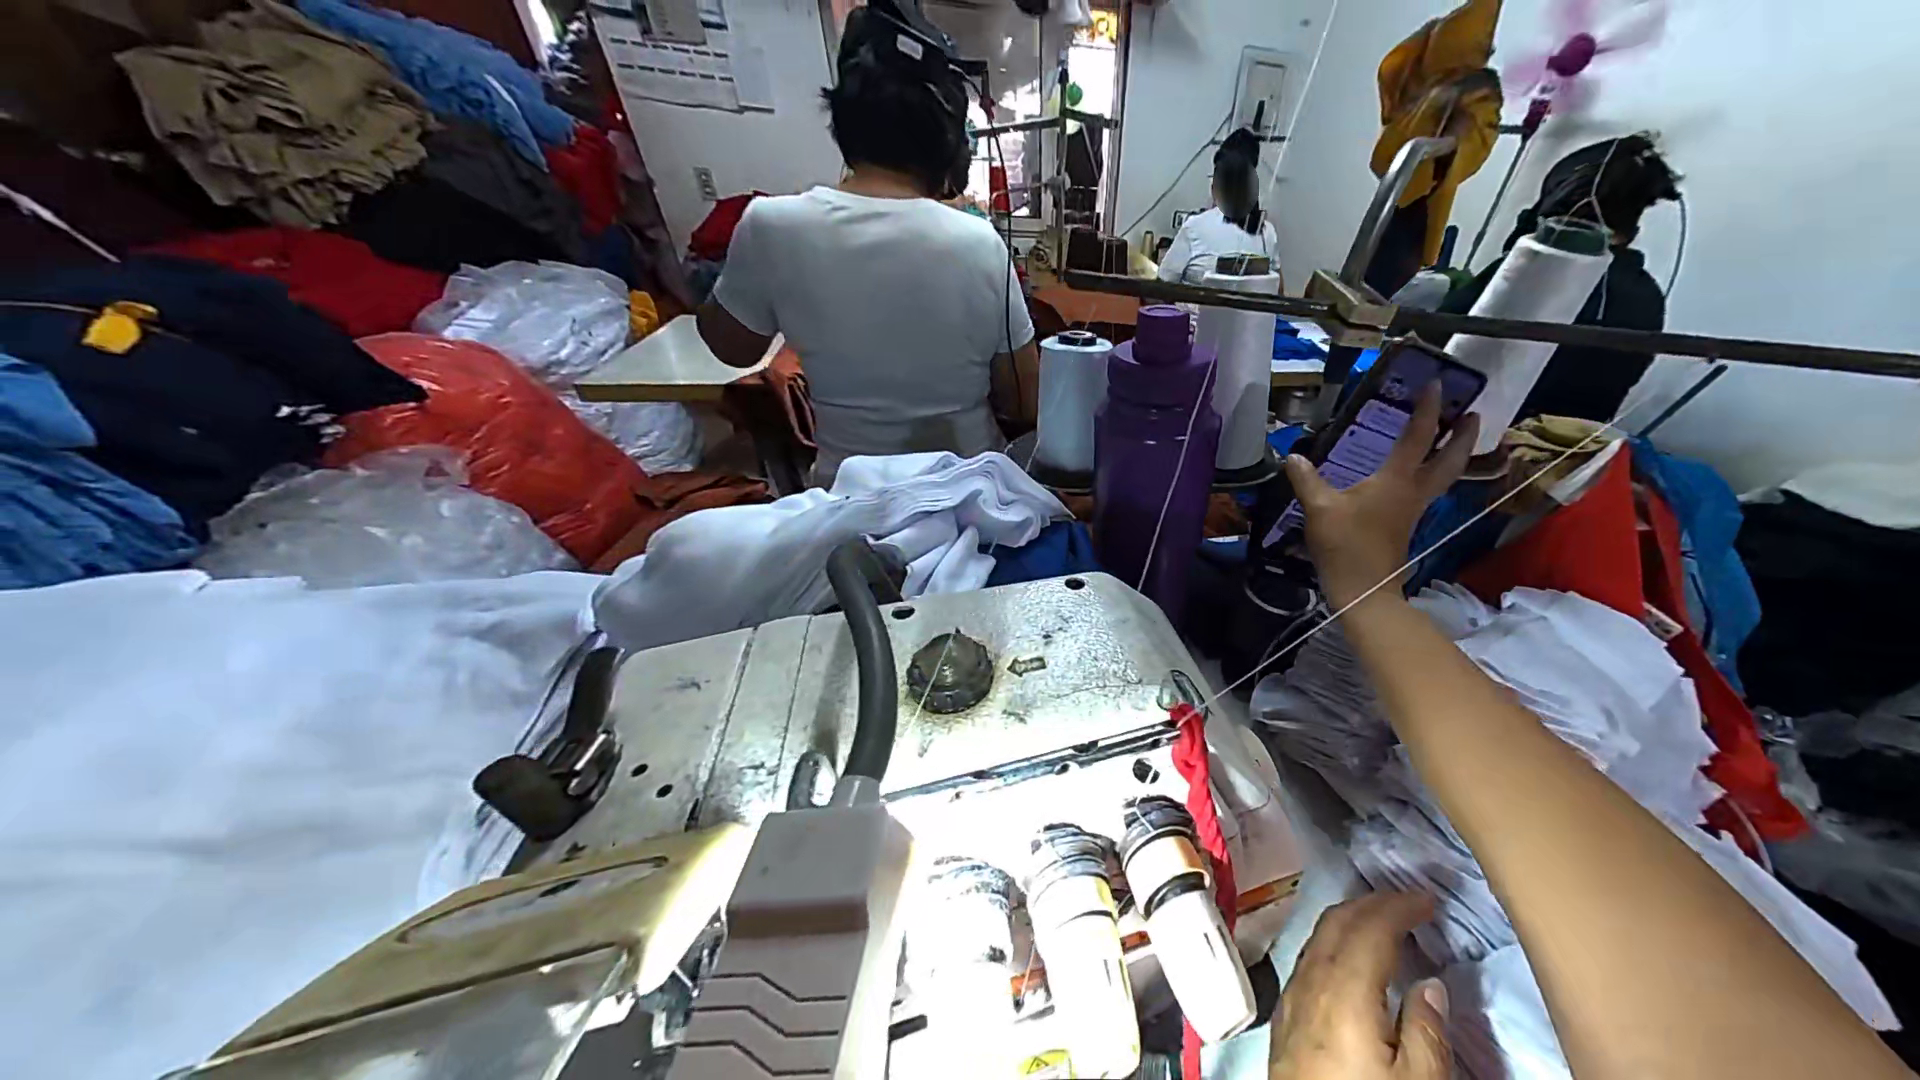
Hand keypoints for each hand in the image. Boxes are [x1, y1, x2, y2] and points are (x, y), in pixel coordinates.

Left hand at [1270, 891, 1450, 1079]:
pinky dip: (1334, 942)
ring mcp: (1292, 994)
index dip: (1398, 908)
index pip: (1369, 929)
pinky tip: (1349, 958)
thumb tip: (1429, 984)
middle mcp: (1310, 979)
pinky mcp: (1286, 1014)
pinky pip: (1310, 957)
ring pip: (1319, 936)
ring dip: (1350, 919)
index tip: (1428, 899)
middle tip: (1409, 903)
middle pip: (1337, 922)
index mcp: (1343, 988)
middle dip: (1372, 904)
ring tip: (1384, 921)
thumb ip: (1425, 1033)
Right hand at [1283, 386, 1478, 609]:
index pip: (1419, 436)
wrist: (1364, 588)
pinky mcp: (1406, 523)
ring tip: (1455, 437)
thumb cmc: (1346, 545)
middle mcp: (1413, 490)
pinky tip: (1416, 473)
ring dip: (1454, 454)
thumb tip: (1292, 457)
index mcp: (1396, 480)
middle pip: (1450, 458)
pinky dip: (1432, 472)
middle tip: (1473, 413)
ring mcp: (1413, 509)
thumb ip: (1307, 480)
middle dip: (1464, 435)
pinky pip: (1428, 489)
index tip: (1436, 384)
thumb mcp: (1320, 508)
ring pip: (1445, 475)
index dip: (1428, 409)